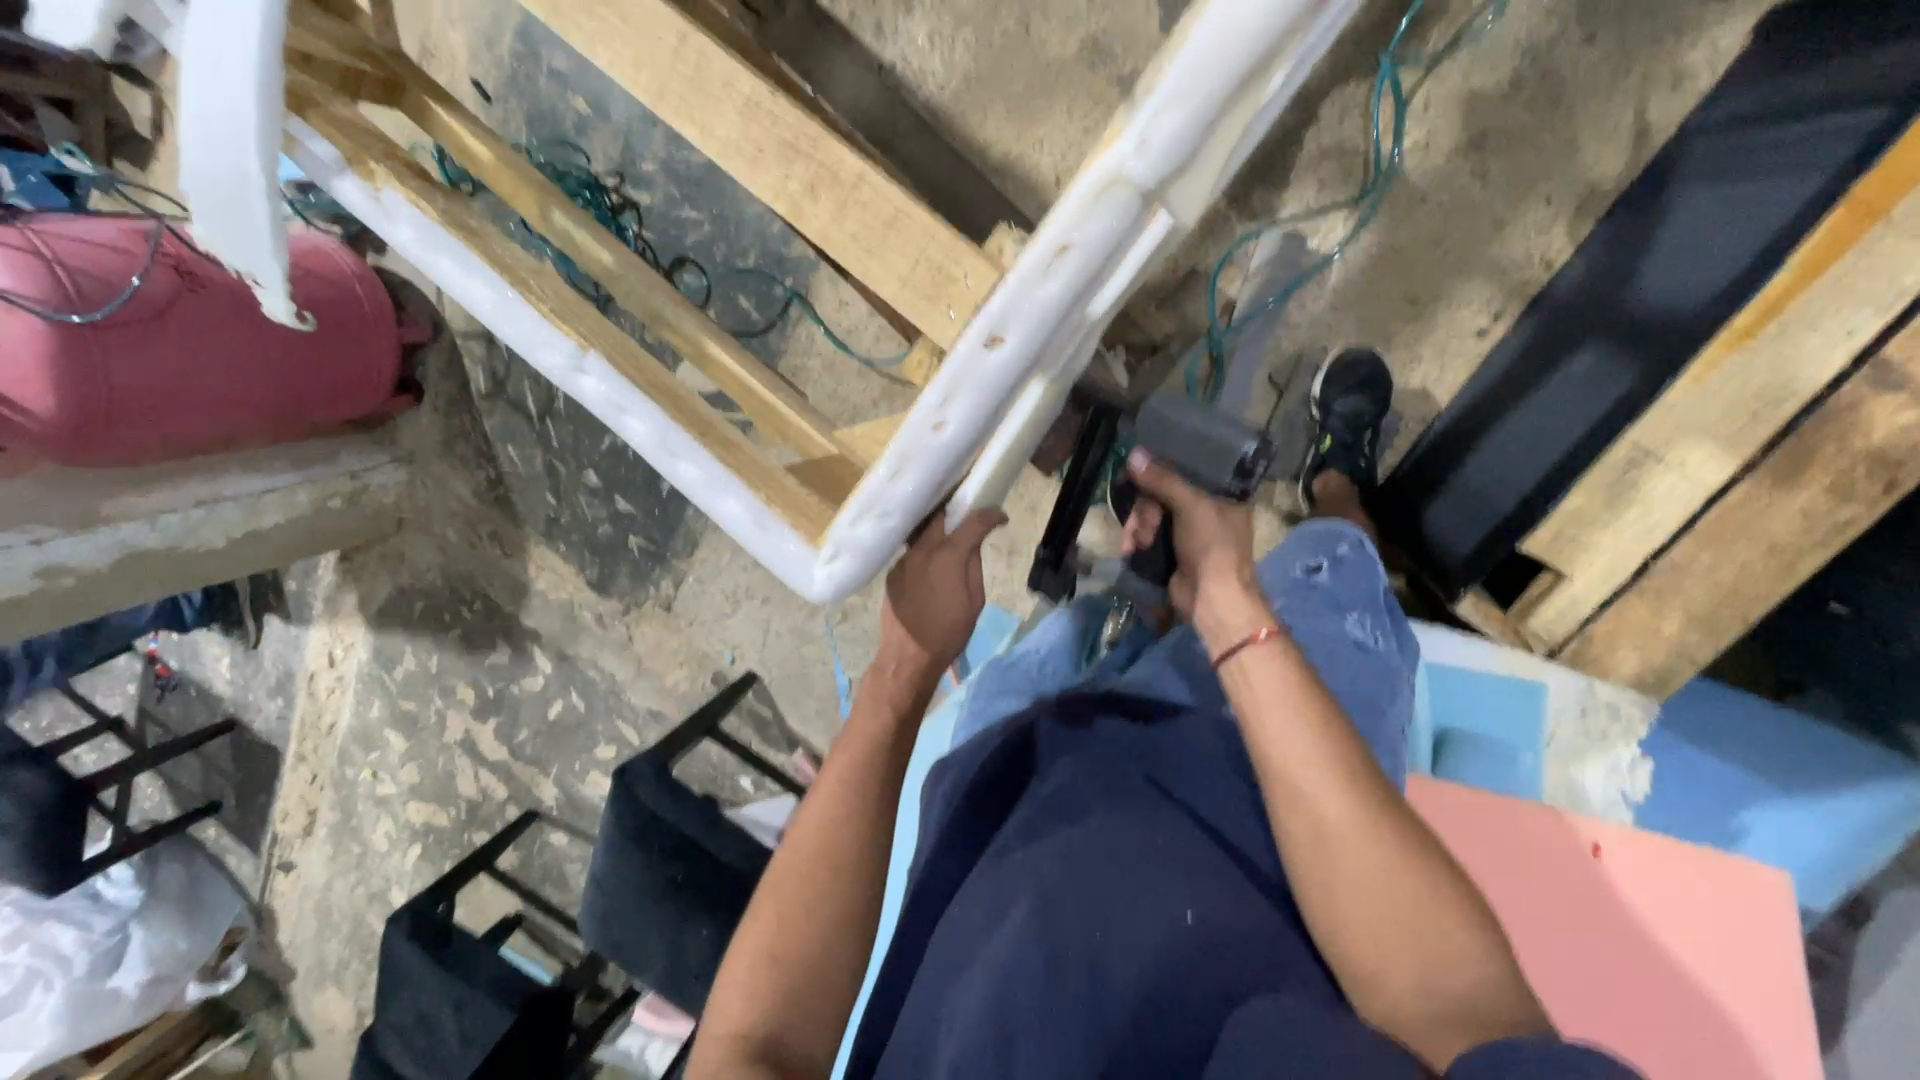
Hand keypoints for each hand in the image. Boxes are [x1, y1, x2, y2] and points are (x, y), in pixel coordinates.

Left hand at [878, 506, 1008, 680]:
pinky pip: (913, 554)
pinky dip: (925, 554)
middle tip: (970, 519)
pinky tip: (931, 570)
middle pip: (940, 516)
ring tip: (950, 540)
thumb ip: (974, 565)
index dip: (990, 515)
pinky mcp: (892, 573)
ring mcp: (903, 560)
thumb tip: (974, 543)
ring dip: (938, 532)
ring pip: (923, 533)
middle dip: (957, 512)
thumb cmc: (949, 632)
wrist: (908, 656)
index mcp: (947, 556)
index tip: (1000, 518)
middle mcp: (922, 550)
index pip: (973, 521)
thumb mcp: (975, 601)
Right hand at [1122, 448, 1268, 643]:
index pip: (1187, 470)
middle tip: (1146, 526)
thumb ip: (1163, 480)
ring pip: (1150, 515)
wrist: (1211, 599)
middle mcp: (1205, 509)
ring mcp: (1187, 532)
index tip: (1139, 473)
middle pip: (1162, 494)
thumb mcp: (1191, 506)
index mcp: (1222, 494)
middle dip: (1146, 510)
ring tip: (1137, 545)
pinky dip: (1136, 541)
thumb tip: (1133, 454)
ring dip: (1139, 528)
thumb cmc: (1212, 547)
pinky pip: (1147, 535)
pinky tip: (1130, 550)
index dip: (1162, 471)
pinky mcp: (1170, 551)